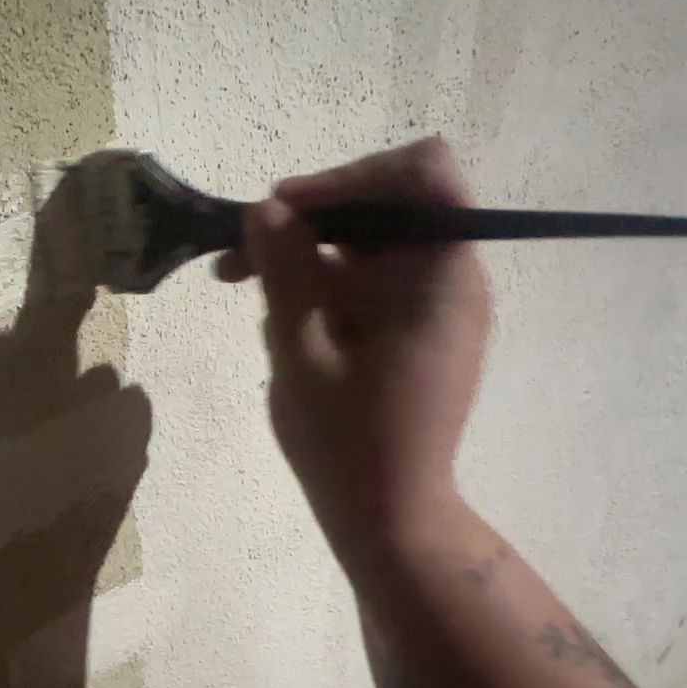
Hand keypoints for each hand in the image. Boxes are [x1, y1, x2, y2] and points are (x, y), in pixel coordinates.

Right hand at [217, 137, 491, 541]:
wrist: (387, 513)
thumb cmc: (346, 443)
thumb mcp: (302, 355)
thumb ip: (286, 276)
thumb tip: (264, 208)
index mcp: (439, 276)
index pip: (418, 174)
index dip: (345, 178)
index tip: (279, 211)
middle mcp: (449, 277)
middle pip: (386, 206)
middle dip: (308, 219)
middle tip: (237, 256)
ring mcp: (433, 305)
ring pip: (369, 245)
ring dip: (305, 255)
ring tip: (244, 287)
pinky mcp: (414, 330)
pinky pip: (369, 283)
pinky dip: (322, 286)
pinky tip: (280, 319)